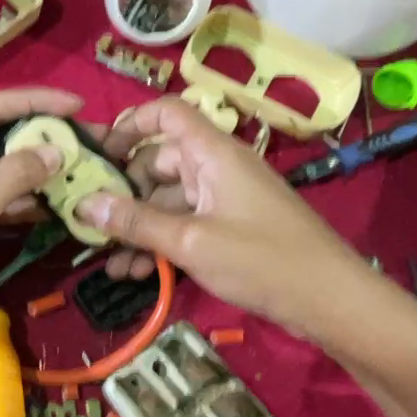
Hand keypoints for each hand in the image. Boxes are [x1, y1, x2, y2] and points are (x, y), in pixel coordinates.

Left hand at [0, 88, 81, 336]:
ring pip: (7, 164)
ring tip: (85, 162)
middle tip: (89, 133)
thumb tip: (57, 151)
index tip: (76, 104)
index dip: (32, 101)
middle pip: (0, 131)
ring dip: (42, 164)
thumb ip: (11, 176)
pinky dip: (34, 194)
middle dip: (42, 130)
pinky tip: (65, 197)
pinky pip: (8, 194)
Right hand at [79, 97, 371, 337]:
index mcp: (212, 154)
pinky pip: (182, 224)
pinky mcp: (228, 227)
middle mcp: (216, 167)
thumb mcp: (190, 242)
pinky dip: (159, 243)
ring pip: (165, 201)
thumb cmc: (263, 261)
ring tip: (110, 264)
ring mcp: (223, 198)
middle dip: (123, 193)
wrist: (333, 304)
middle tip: (91, 223)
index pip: (166, 113)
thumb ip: (135, 222)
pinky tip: (134, 272)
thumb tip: (83, 203)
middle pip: (157, 162)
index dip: (129, 125)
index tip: (99, 155)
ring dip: (137, 228)